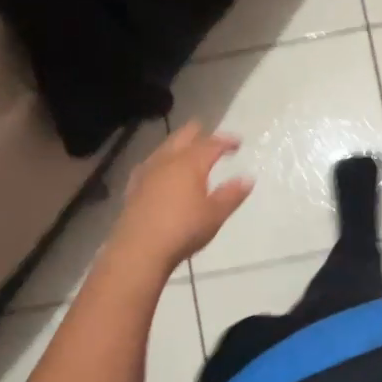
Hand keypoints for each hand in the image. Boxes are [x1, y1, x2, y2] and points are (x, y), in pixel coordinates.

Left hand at [104, 121, 253, 273]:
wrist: (140, 248)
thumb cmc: (184, 229)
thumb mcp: (215, 214)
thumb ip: (231, 194)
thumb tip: (248, 178)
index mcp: (190, 164)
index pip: (211, 144)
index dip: (226, 141)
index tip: (237, 142)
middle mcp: (167, 161)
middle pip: (183, 137)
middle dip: (197, 133)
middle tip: (207, 132)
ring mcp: (147, 172)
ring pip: (164, 148)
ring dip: (177, 145)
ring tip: (184, 149)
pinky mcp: (133, 187)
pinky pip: (149, 165)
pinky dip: (160, 162)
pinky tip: (158, 170)